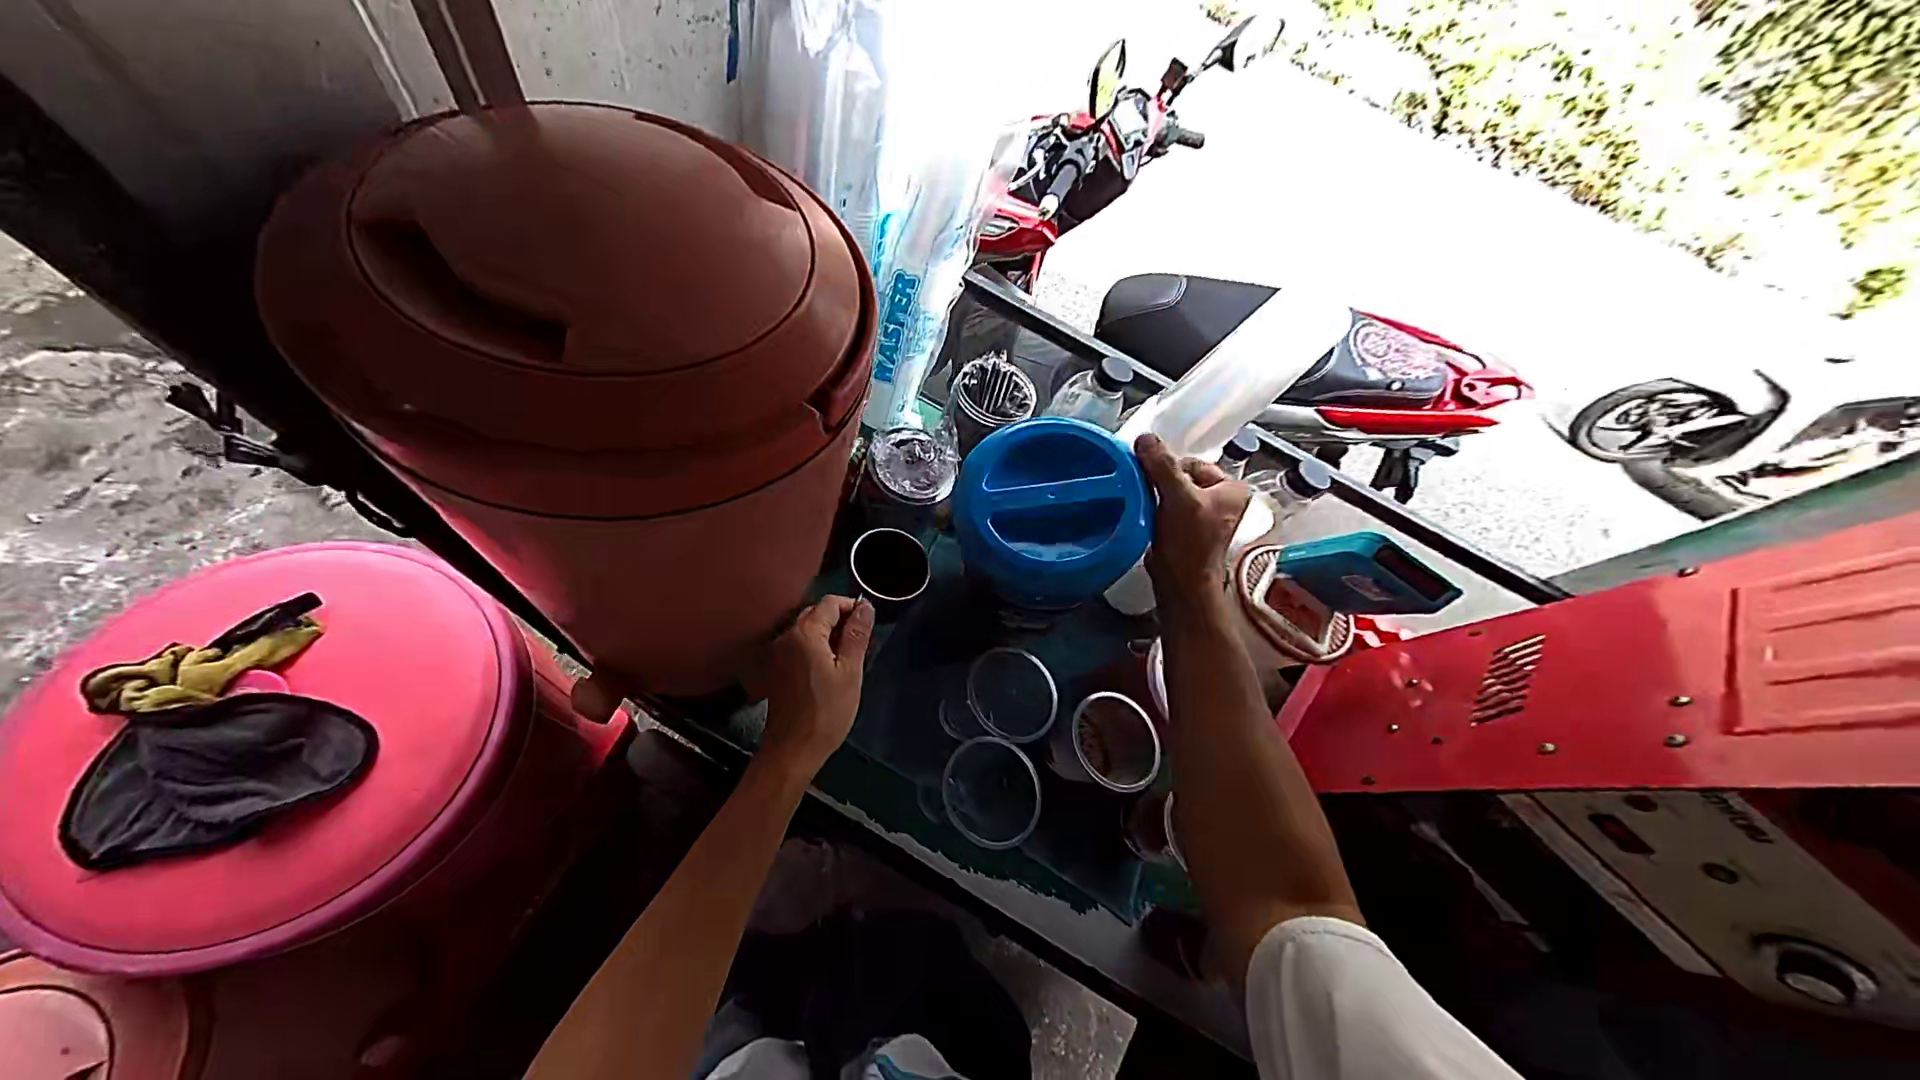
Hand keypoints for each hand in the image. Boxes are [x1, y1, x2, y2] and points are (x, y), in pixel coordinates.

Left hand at [759, 595, 874, 777]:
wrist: (793, 749)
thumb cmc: (827, 711)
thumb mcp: (850, 671)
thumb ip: (857, 635)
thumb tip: (865, 606)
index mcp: (805, 633)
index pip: (830, 603)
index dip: (852, 607)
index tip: (869, 624)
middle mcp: (786, 636)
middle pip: (816, 613)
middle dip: (840, 621)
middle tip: (861, 643)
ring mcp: (777, 653)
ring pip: (807, 630)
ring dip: (828, 635)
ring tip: (848, 658)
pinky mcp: (775, 668)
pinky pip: (798, 646)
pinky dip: (815, 648)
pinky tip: (828, 669)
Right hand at [1135, 433, 1251, 616]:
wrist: (1181, 583)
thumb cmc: (1189, 542)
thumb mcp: (1178, 496)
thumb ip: (1162, 465)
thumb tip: (1146, 438)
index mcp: (1232, 489)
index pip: (1192, 462)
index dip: (1170, 468)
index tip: (1153, 480)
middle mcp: (1222, 501)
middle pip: (1180, 477)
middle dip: (1161, 483)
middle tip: (1148, 494)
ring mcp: (1204, 518)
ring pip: (1171, 494)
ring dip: (1156, 497)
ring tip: (1147, 507)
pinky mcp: (1187, 532)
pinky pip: (1166, 510)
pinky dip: (1154, 510)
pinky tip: (1146, 517)